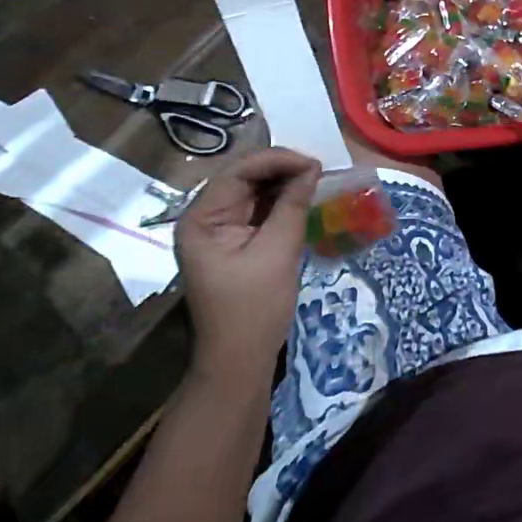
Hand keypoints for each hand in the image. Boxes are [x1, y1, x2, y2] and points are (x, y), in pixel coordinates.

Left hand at [175, 148, 321, 374]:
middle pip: (244, 177)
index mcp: (201, 218)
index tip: (315, 164)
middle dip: (282, 169)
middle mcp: (204, 217)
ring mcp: (219, 230)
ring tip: (316, 180)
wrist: (239, 361)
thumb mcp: (277, 252)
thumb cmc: (253, 309)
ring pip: (253, 191)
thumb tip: (312, 168)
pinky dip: (281, 202)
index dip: (277, 160)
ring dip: (284, 183)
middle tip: (319, 170)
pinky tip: (304, 198)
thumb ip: (292, 206)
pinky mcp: (235, 241)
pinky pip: (258, 210)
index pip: (238, 171)